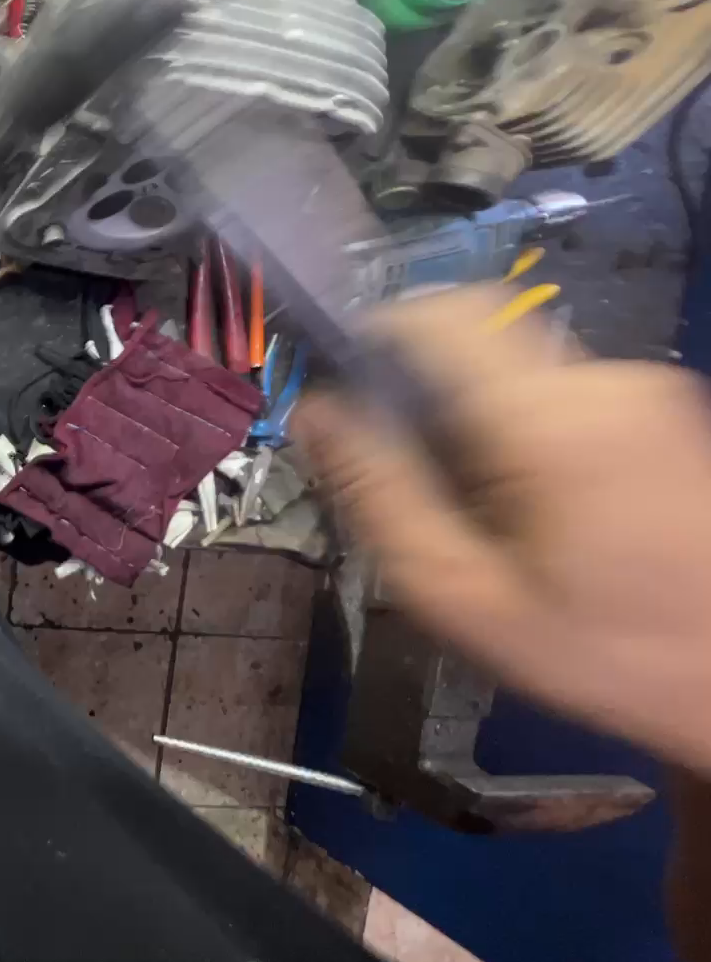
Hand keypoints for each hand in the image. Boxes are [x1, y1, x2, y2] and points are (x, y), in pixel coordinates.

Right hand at [293, 288, 710, 776]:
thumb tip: (312, 411)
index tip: (334, 386)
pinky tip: (498, 496)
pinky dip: (490, 425)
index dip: (371, 333)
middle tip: (384, 469)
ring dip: (446, 415)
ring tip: (447, 498)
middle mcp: (603, 384)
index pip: (441, 316)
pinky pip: (533, 389)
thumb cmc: (597, 646)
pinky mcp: (650, 412)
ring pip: (493, 368)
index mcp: (549, 421)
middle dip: (404, 392)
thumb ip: (373, 489)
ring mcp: (638, 395)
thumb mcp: (449, 585)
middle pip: (462, 343)